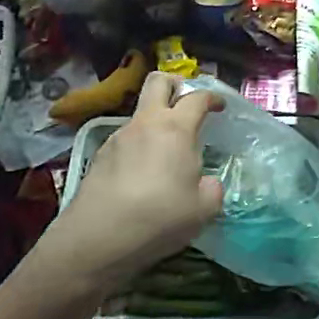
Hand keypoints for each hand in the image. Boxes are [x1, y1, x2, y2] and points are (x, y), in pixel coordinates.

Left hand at [33, 72, 223, 291]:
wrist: (99, 236)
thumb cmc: (160, 217)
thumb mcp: (203, 209)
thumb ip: (211, 188)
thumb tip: (205, 181)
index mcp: (175, 128)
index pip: (196, 97)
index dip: (212, 97)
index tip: (219, 106)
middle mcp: (144, 123)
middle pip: (157, 82)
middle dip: (175, 84)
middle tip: (186, 102)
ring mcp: (117, 137)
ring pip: (139, 113)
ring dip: (155, 121)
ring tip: (165, 152)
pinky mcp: (99, 155)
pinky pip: (125, 140)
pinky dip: (139, 146)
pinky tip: (142, 175)